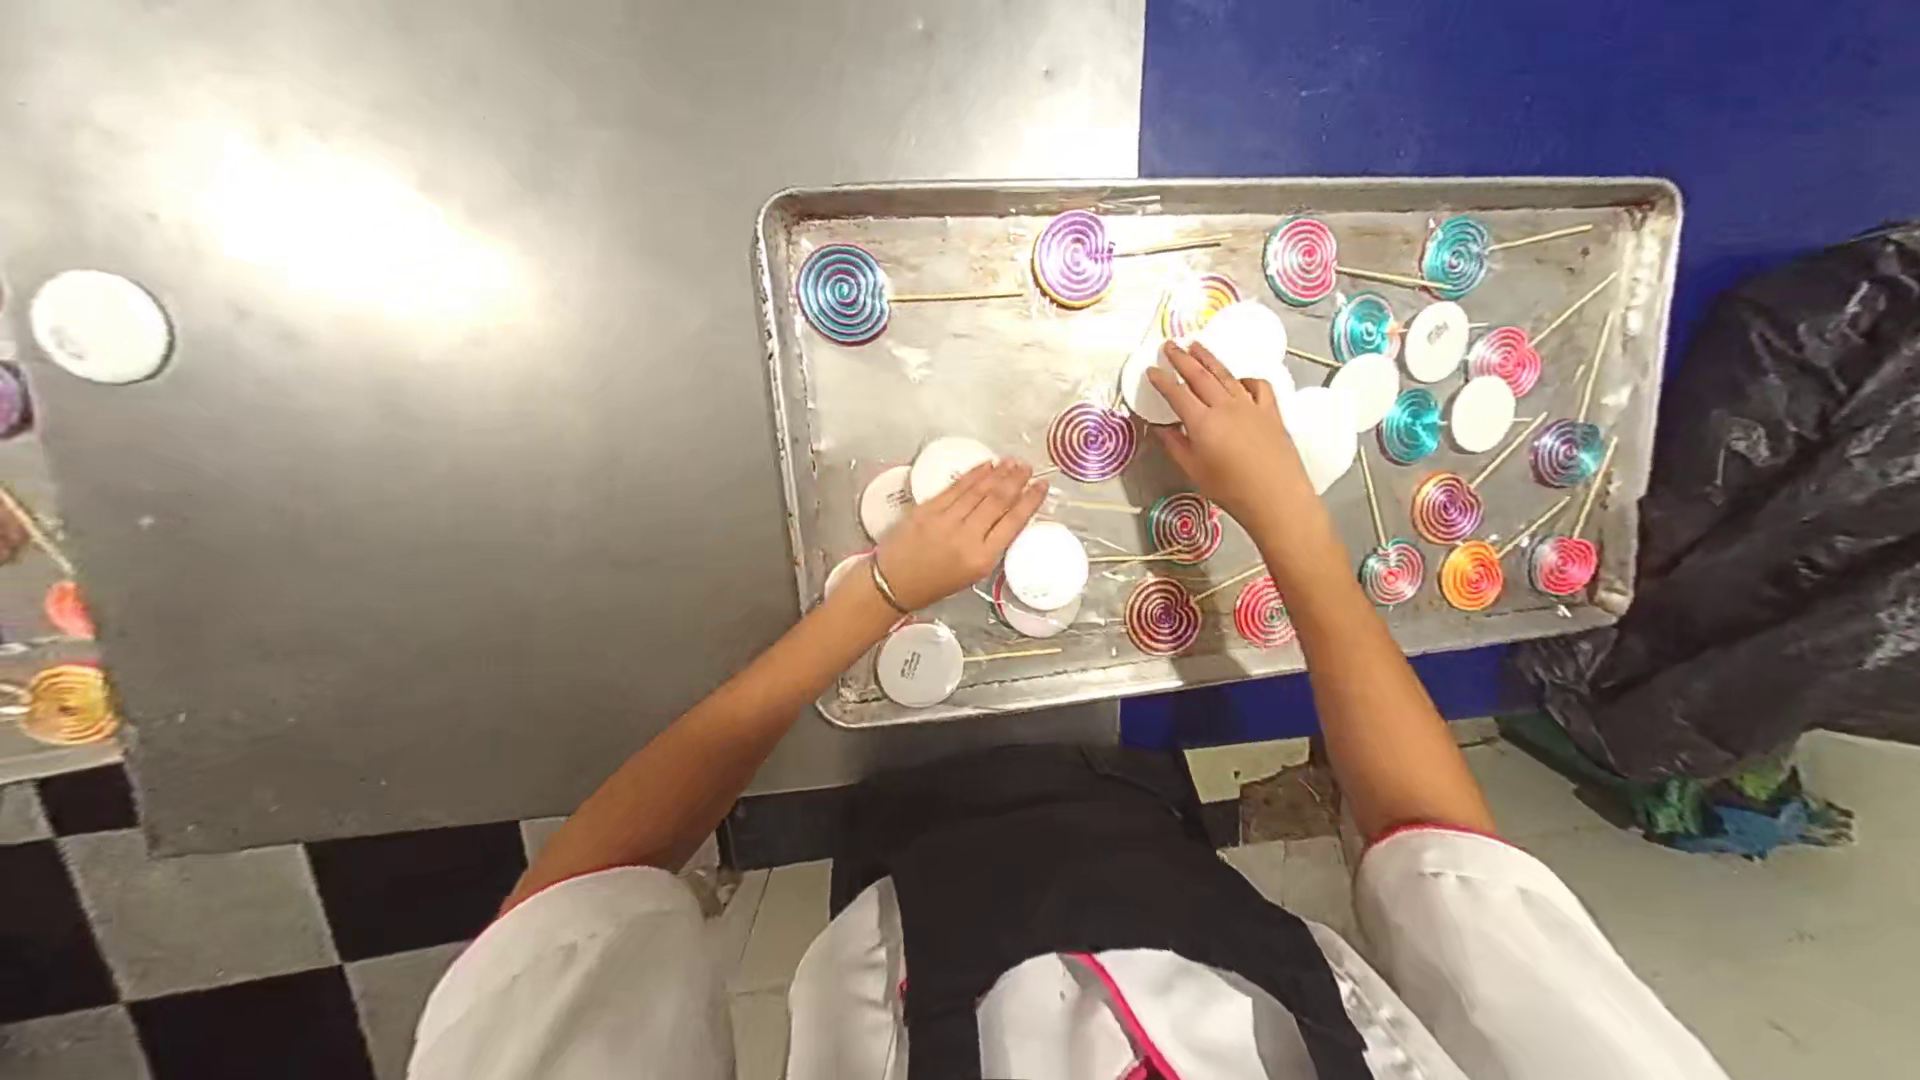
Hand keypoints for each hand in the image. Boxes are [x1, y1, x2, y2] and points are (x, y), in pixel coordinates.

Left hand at [875, 460, 1047, 609]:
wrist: (893, 583)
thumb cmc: (933, 584)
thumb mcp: (971, 574)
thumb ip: (990, 546)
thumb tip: (1006, 516)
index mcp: (981, 559)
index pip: (1013, 523)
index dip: (1030, 501)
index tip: (1041, 487)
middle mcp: (966, 537)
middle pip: (998, 501)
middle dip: (1016, 480)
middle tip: (1028, 467)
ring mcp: (945, 520)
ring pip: (979, 491)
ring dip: (999, 473)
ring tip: (1012, 462)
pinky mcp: (927, 509)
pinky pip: (956, 487)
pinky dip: (973, 475)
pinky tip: (986, 466)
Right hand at [1145, 341, 1317, 537]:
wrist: (1275, 496)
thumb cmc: (1229, 488)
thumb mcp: (1193, 470)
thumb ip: (1174, 445)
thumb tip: (1160, 428)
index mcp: (1202, 422)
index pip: (1177, 393)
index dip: (1162, 380)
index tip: (1151, 369)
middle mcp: (1225, 406)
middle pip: (1200, 375)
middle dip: (1182, 358)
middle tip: (1170, 345)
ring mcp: (1250, 405)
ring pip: (1226, 375)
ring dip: (1209, 359)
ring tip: (1197, 346)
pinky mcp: (1270, 411)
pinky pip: (1256, 386)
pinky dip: (1244, 378)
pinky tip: (1238, 380)